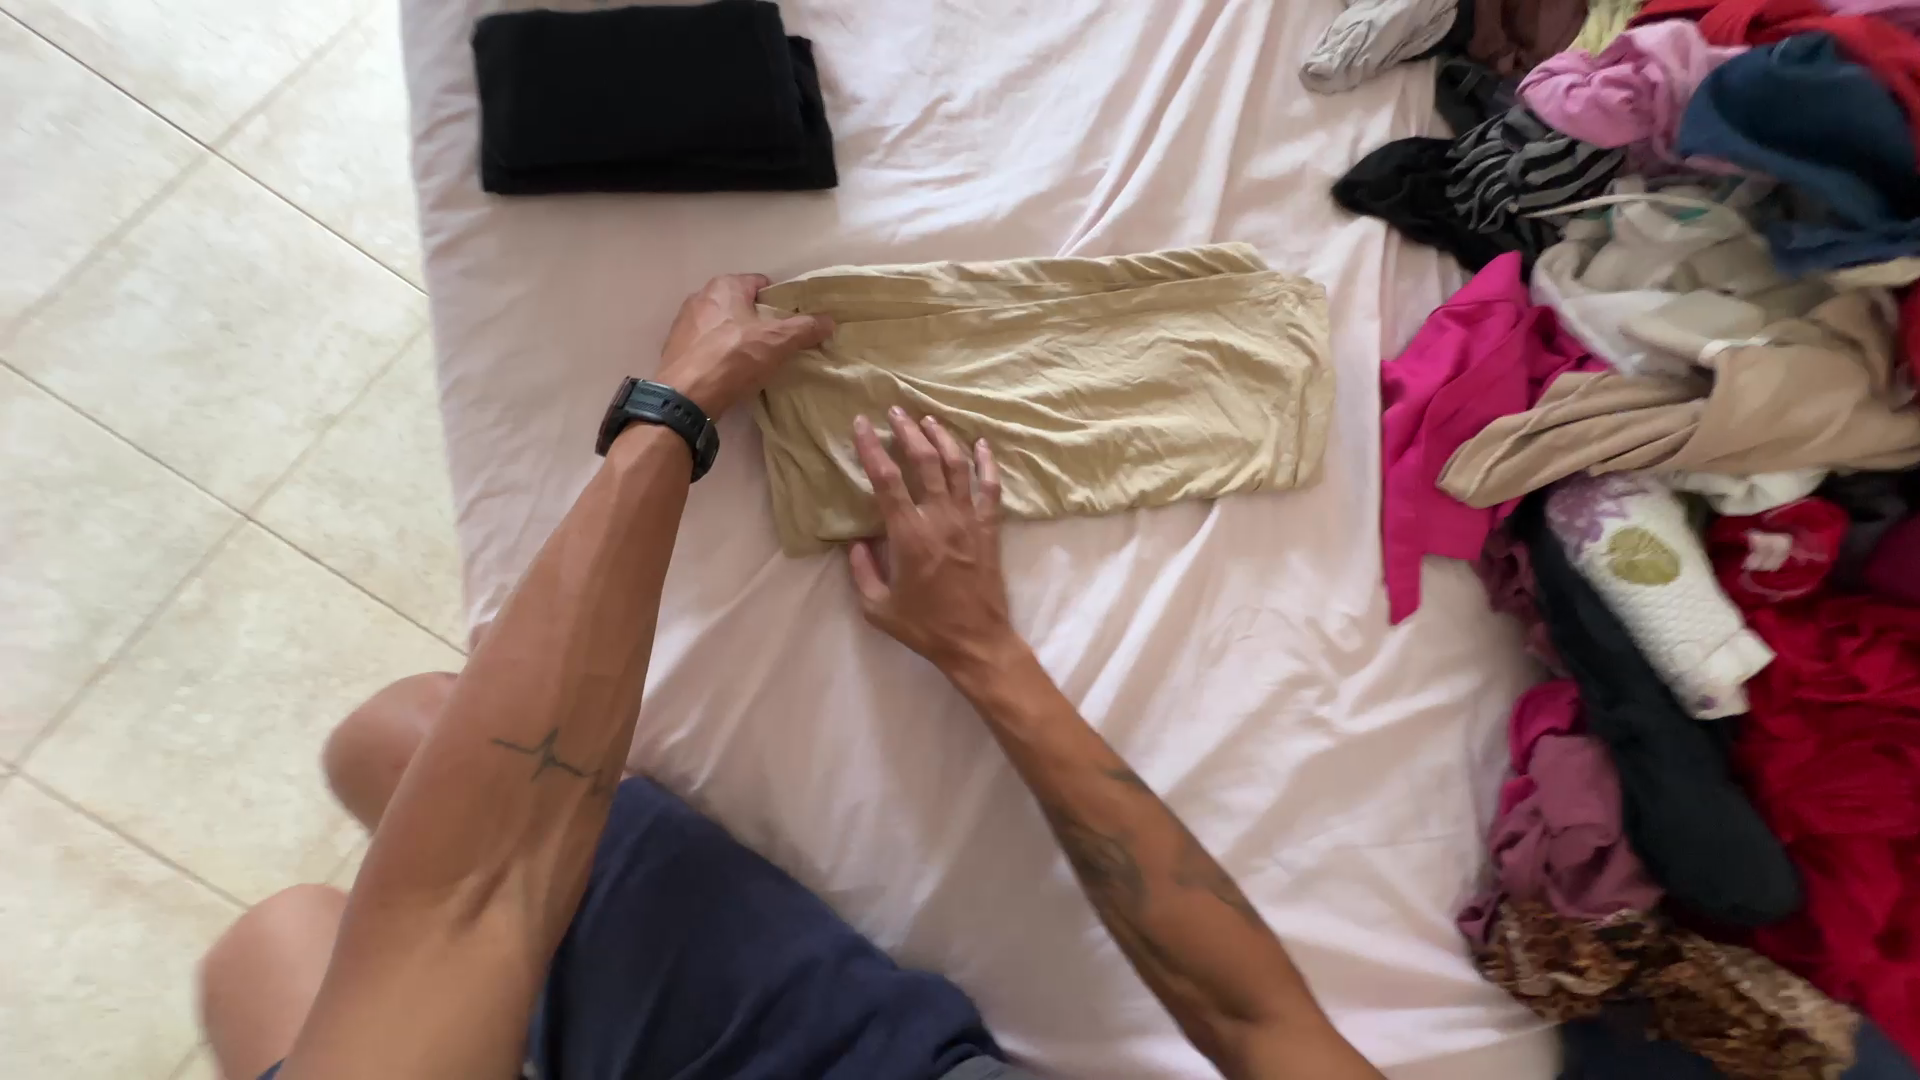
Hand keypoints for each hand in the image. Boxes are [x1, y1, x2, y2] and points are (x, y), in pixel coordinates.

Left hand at [654, 274, 832, 415]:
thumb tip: (829, 321)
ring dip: (739, 337)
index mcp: (725, 286)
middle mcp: (701, 296)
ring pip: (723, 324)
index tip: (792, 323)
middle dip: (759, 321)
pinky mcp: (677, 347)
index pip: (761, 284)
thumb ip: (805, 328)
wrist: (687, 394)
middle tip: (777, 344)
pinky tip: (730, 371)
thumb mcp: (778, 342)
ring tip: (755, 360)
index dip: (780, 302)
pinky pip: (708, 344)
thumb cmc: (734, 358)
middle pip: (741, 304)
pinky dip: (721, 353)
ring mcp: (685, 321)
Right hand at [848, 409, 1023, 680]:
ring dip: (943, 438)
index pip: (886, 479)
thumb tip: (856, 543)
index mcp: (908, 535)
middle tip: (896, 412)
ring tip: (928, 420)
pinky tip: (981, 445)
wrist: (976, 641)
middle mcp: (940, 518)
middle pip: (925, 461)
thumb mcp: (877, 607)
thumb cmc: (924, 627)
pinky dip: (987, 463)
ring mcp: (969, 520)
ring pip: (958, 466)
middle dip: (908, 431)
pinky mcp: (989, 529)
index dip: (872, 448)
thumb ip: (861, 571)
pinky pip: (991, 488)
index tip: (862, 424)